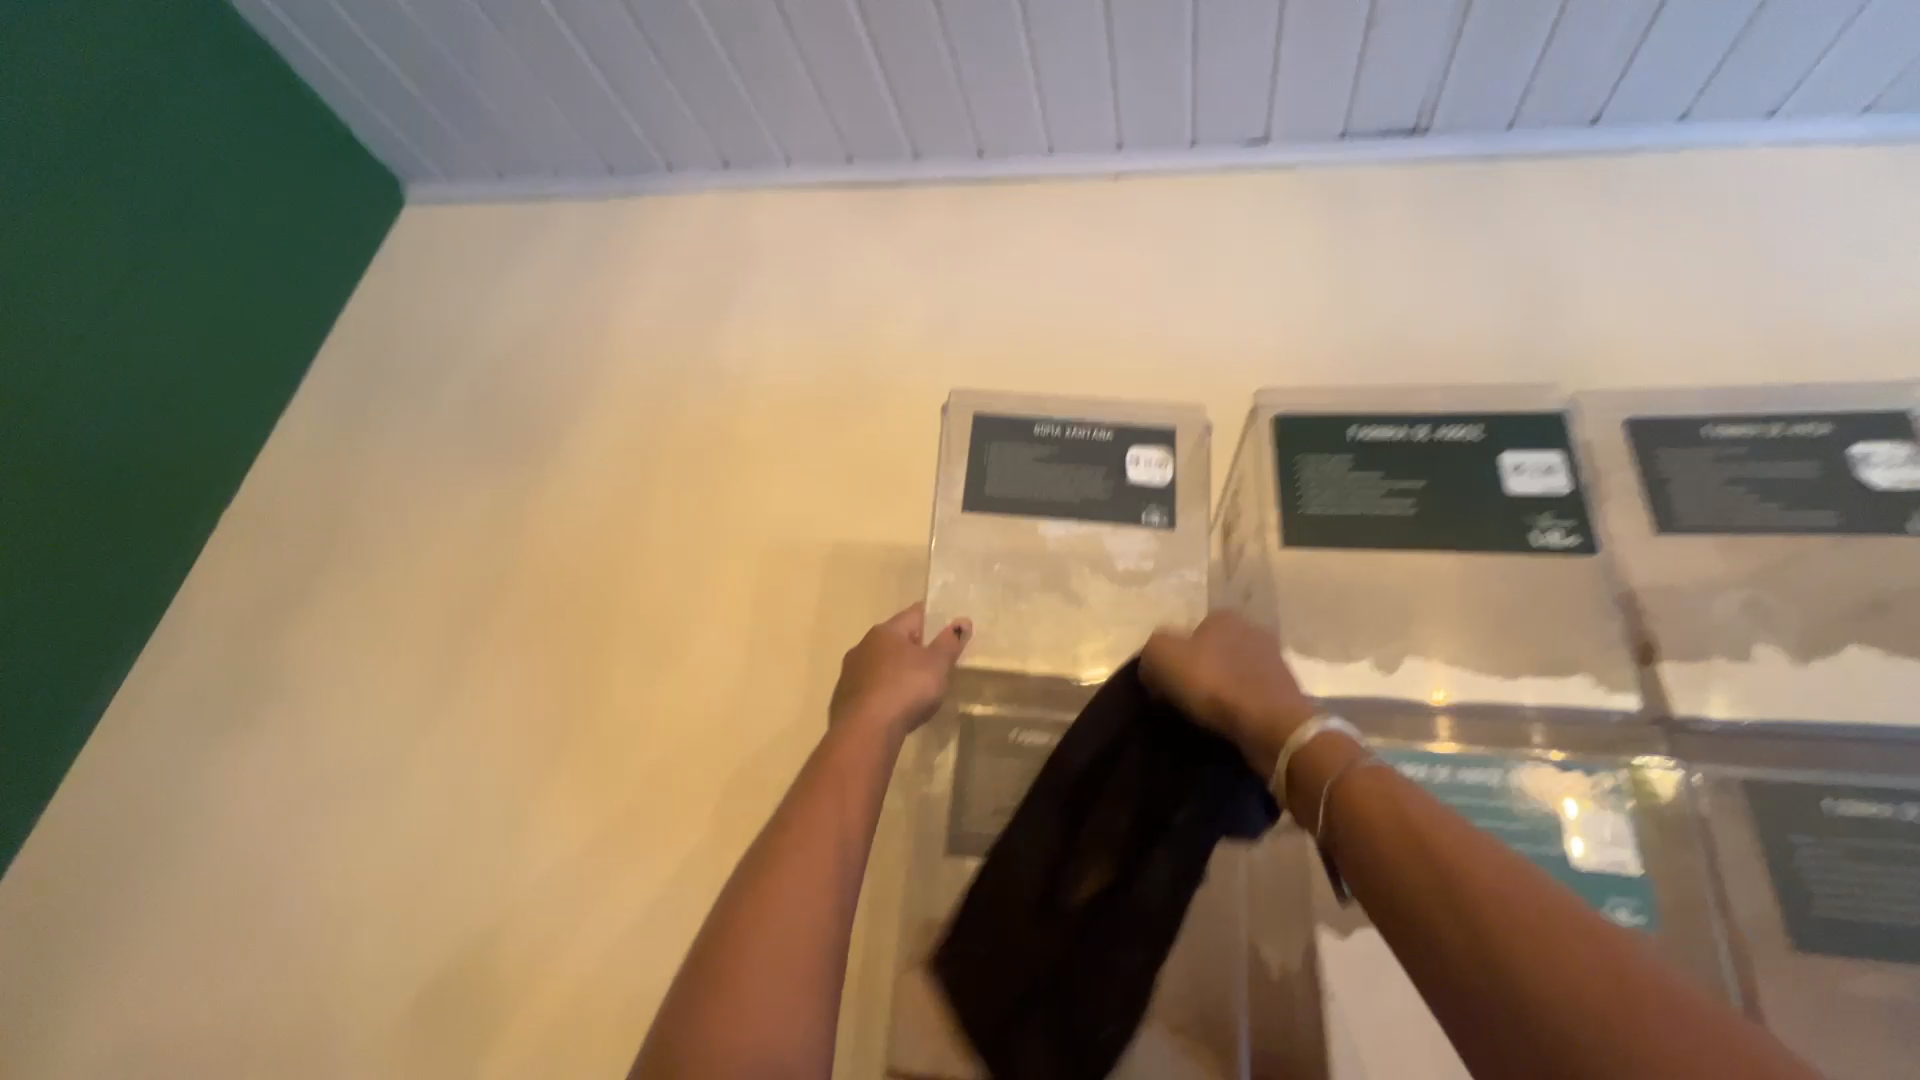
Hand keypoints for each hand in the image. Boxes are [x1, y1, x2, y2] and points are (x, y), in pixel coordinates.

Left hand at [829, 602, 971, 738]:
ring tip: (916, 688)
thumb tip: (962, 620)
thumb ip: (950, 642)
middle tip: (936, 662)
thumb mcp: (936, 665)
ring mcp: (849, 672)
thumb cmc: (905, 689)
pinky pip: (870, 688)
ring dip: (896, 671)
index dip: (934, 619)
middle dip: (914, 647)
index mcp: (886, 631)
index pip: (914, 614)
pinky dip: (883, 692)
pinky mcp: (843, 698)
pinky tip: (894, 708)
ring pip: (880, 664)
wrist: (865, 731)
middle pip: (895, 639)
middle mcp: (863, 645)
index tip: (949, 629)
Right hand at [1141, 612, 1316, 774]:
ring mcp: (1274, 660)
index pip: (1187, 632)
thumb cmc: (1213, 684)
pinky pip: (1250, 695)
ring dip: (1220, 689)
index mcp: (1222, 616)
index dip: (1172, 657)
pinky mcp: (1286, 690)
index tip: (1164, 683)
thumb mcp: (1162, 656)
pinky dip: (1239, 706)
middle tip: (1182, 698)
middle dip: (1198, 670)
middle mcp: (1252, 630)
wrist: (1271, 725)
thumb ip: (1151, 650)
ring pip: (1233, 673)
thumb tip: (1154, 664)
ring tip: (1205, 714)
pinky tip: (1229, 721)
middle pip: (1212, 651)